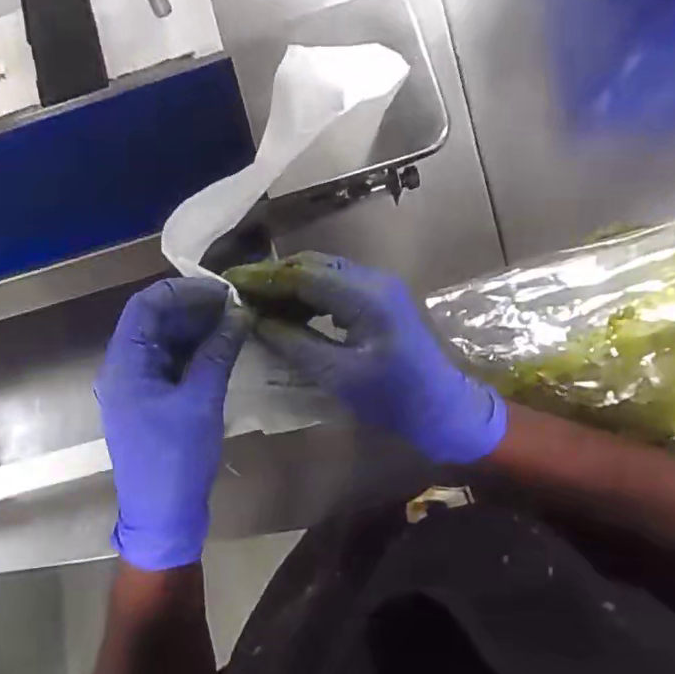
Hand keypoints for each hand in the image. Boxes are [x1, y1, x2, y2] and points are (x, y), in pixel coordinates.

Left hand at [96, 279, 250, 570]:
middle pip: (154, 323)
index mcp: (125, 365)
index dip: (184, 292)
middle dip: (193, 310)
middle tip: (235, 307)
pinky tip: (221, 350)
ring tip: (234, 324)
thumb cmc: (176, 458)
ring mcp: (136, 389)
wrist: (162, 514)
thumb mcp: (201, 402)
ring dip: (196, 331)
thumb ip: (217, 354)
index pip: (146, 307)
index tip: (223, 291)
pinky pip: (169, 367)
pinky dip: (194, 354)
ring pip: (164, 344)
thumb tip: (239, 315)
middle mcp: (124, 370)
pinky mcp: (150, 405)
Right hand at [226, 252, 504, 462]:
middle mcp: (374, 280)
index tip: (230, 283)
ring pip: (325, 273)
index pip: (302, 274)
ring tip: (259, 305)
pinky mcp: (382, 301)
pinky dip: (311, 296)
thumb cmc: (394, 397)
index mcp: (365, 296)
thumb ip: (295, 343)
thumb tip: (257, 322)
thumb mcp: (338, 375)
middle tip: (239, 293)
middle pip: (313, 266)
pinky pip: (338, 287)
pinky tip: (291, 314)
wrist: (444, 407)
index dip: (263, 279)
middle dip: (274, 278)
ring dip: (292, 286)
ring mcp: (381, 288)